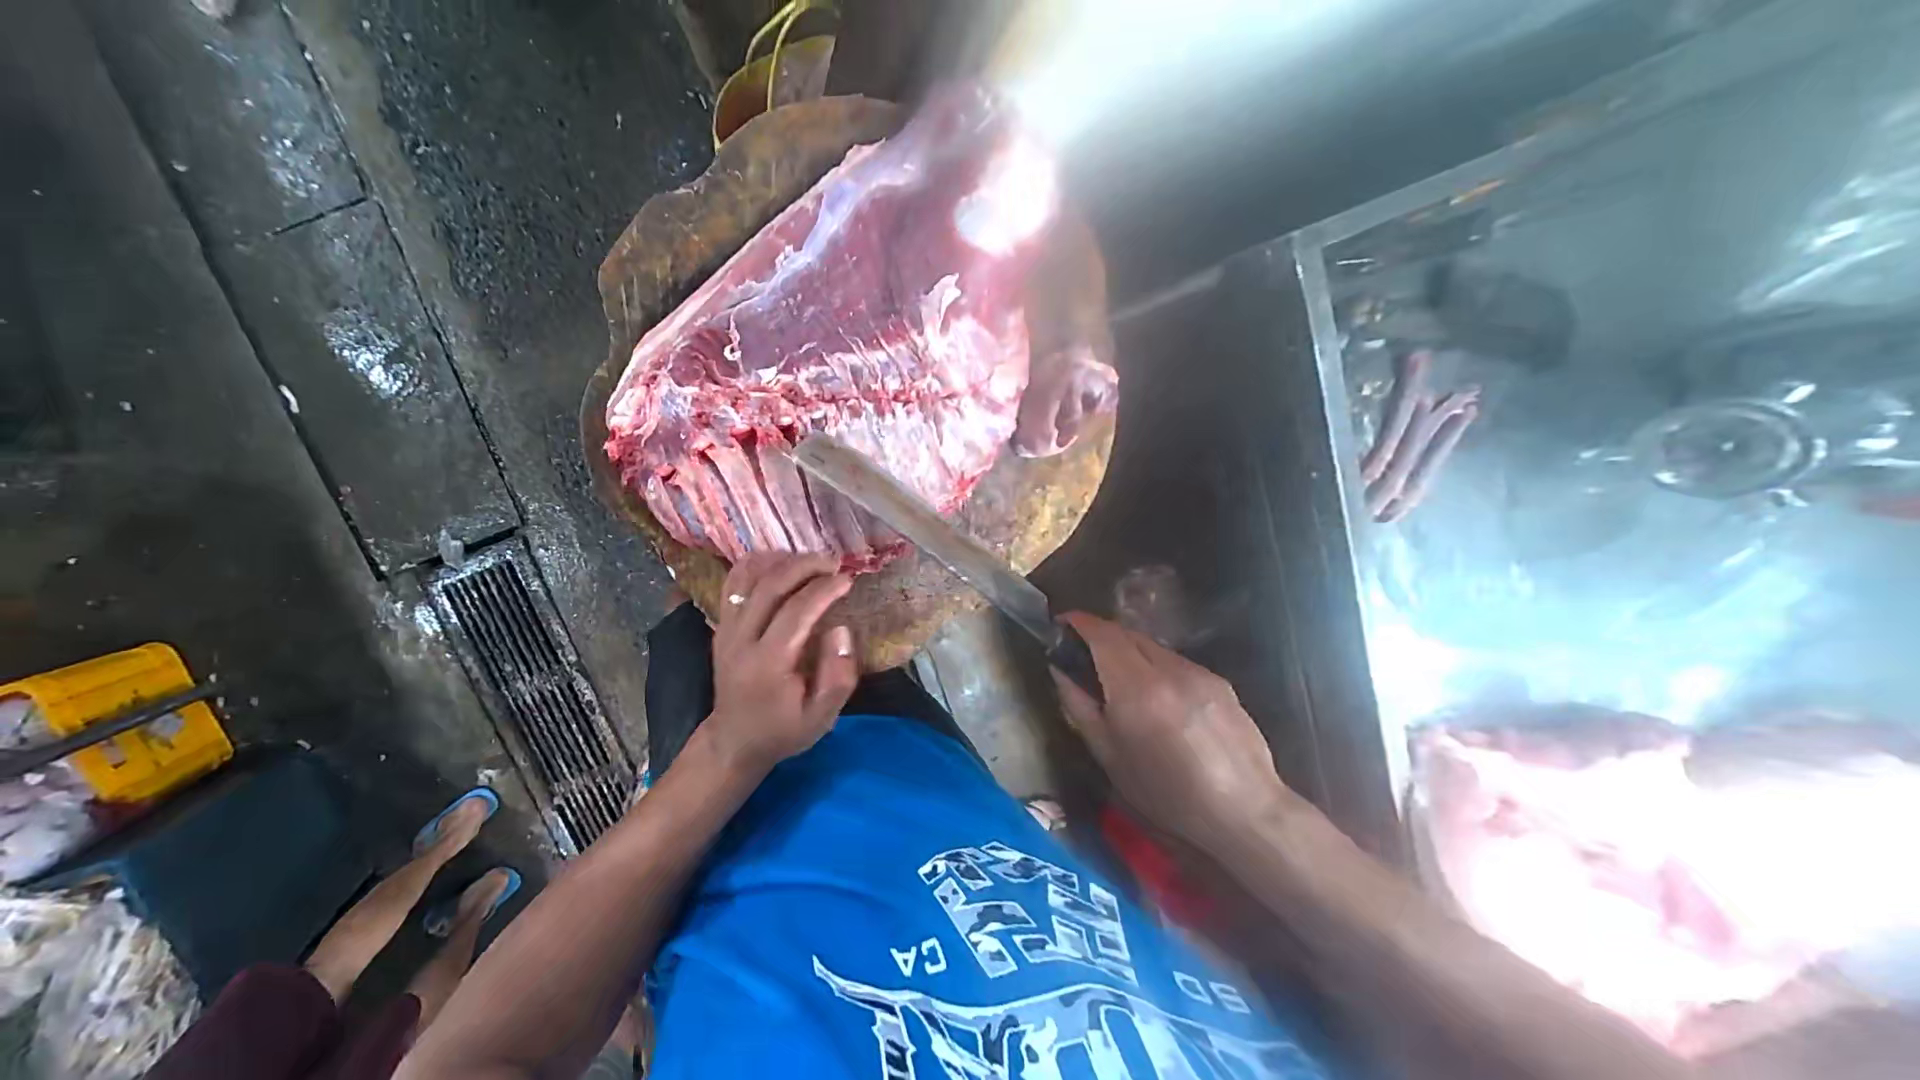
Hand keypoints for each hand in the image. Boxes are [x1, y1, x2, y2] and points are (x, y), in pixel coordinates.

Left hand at [703, 554, 857, 776]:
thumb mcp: (821, 717)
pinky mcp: (721, 625)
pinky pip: (733, 584)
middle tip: (834, 563)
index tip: (848, 580)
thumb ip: (837, 676)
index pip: (796, 611)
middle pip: (770, 586)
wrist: (735, 741)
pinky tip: (779, 560)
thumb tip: (841, 630)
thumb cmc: (784, 729)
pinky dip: (755, 564)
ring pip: (748, 578)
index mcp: (768, 663)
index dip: (824, 590)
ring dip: (781, 561)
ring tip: (811, 560)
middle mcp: (741, 640)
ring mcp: (726, 630)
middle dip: (805, 566)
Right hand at [1052, 612, 1299, 853]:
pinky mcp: (1220, 682)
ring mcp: (1199, 673)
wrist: (1243, 812)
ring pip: (1154, 647)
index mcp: (1137, 689)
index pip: (1103, 635)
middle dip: (1103, 636)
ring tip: (1121, 680)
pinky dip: (1158, 668)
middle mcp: (1169, 669)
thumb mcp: (1109, 755)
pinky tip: (1160, 700)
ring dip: (1131, 653)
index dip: (1080, 622)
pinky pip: (1178, 664)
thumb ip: (1080, 706)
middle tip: (1085, 653)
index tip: (1062, 623)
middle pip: (1129, 634)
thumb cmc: (1165, 794)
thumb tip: (1060, 670)